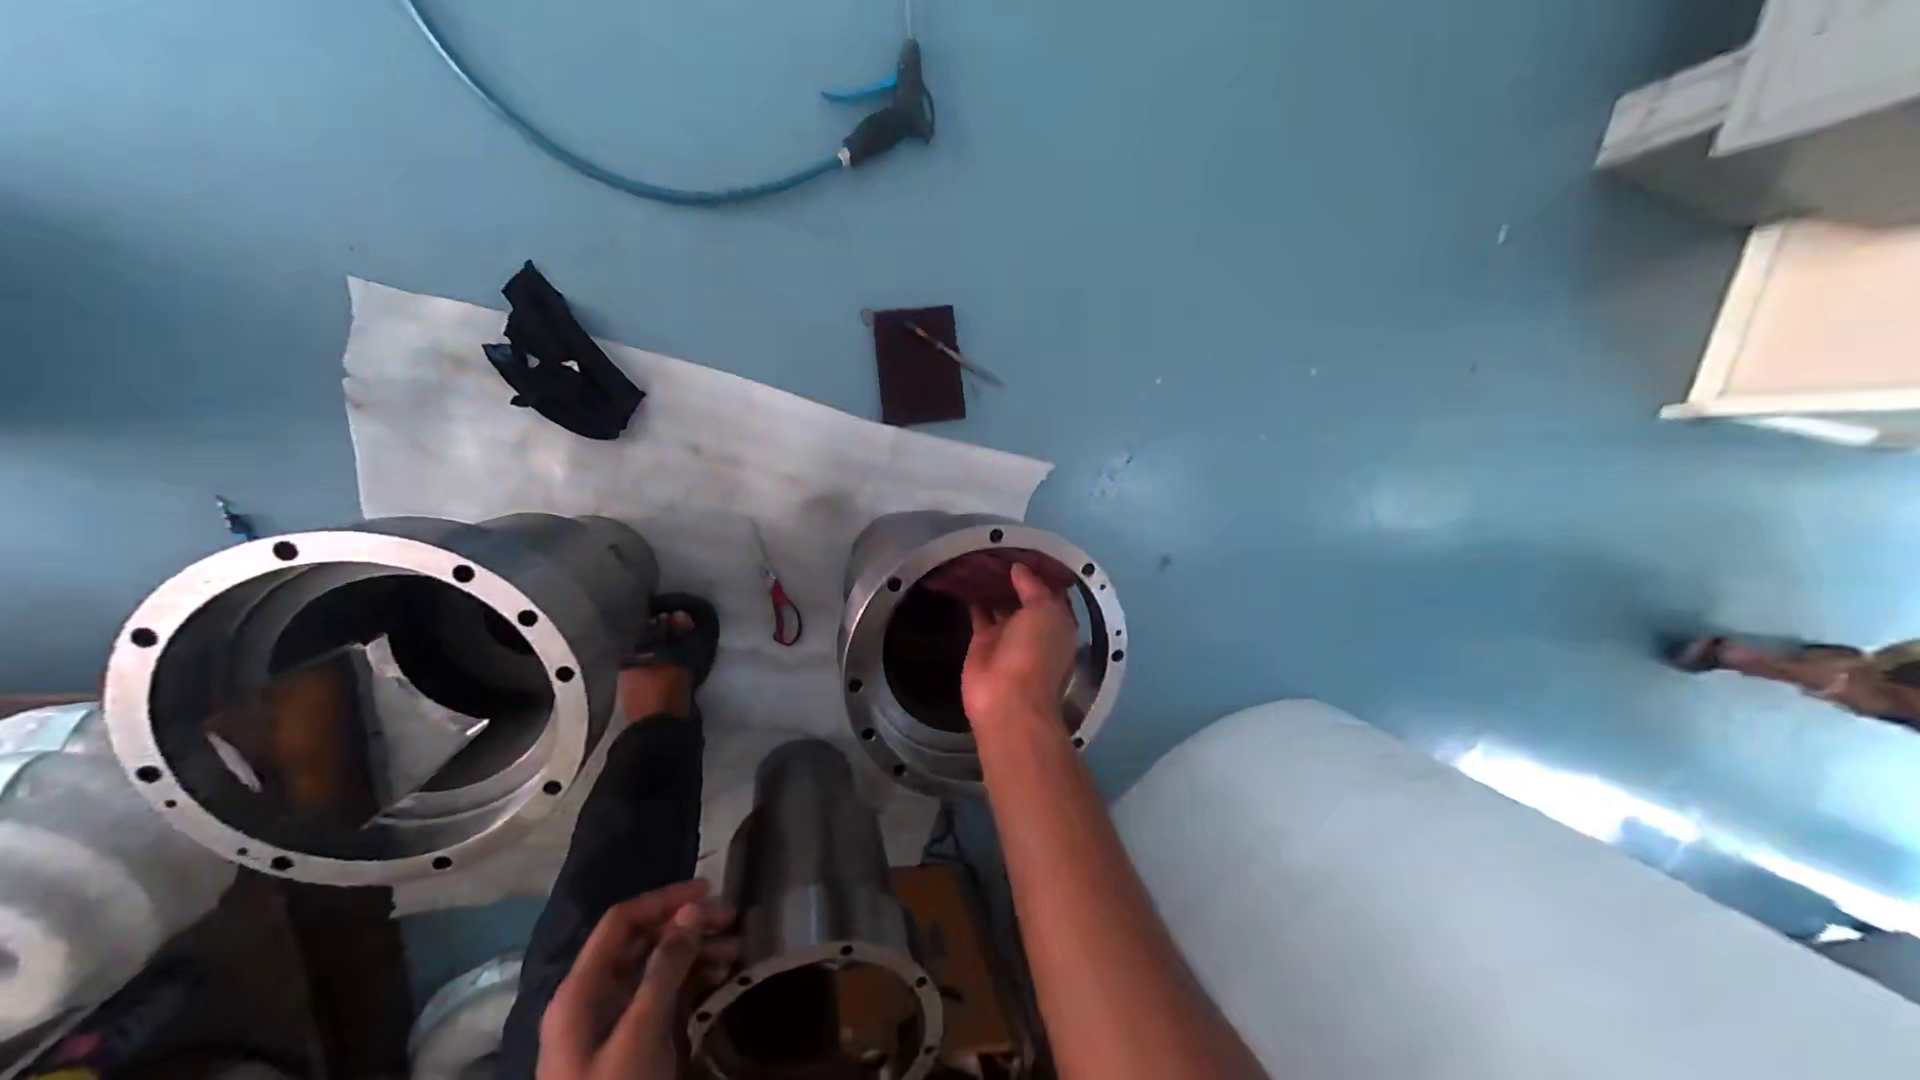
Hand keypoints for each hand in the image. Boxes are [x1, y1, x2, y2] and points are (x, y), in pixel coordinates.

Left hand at [537, 880, 736, 1079]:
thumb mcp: (640, 1035)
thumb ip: (664, 969)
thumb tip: (690, 911)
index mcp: (581, 989)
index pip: (621, 921)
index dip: (664, 899)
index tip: (709, 891)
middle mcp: (593, 996)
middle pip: (641, 940)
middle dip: (687, 925)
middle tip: (733, 921)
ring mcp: (610, 1020)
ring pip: (655, 966)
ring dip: (695, 952)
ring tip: (735, 951)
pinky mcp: (629, 1041)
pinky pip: (661, 994)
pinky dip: (691, 980)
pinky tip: (720, 978)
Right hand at [962, 562, 1078, 731]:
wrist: (1006, 698)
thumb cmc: (1034, 652)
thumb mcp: (1044, 611)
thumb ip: (1033, 587)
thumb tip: (1019, 569)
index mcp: (1058, 620)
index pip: (1052, 589)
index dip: (1041, 569)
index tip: (1025, 547)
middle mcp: (1035, 625)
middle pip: (1024, 594)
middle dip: (1014, 574)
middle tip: (997, 547)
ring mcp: (1008, 633)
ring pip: (1000, 601)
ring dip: (992, 584)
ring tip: (979, 556)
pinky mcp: (982, 640)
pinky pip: (978, 612)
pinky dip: (972, 597)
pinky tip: (963, 577)